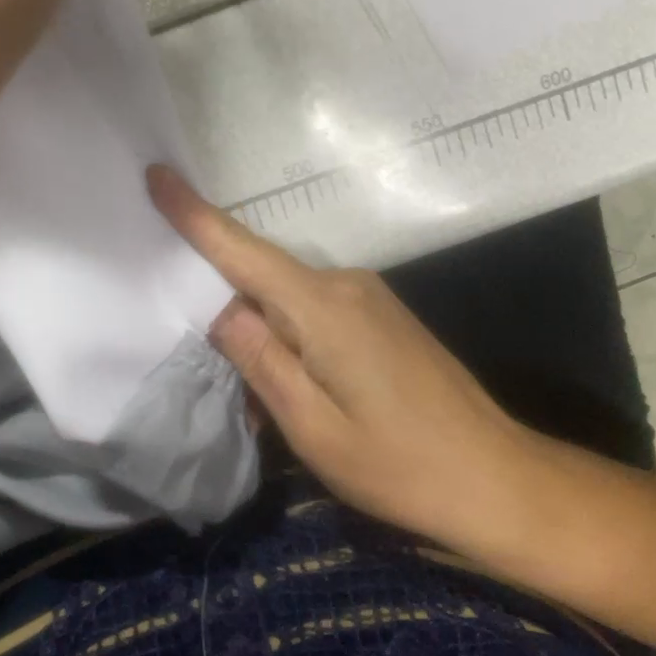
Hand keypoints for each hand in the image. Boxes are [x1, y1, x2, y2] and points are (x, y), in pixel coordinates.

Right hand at [149, 167, 539, 551]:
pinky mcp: (381, 317)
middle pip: (260, 277)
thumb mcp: (313, 428)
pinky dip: (291, 347)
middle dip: (223, 310)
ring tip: (263, 409)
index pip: (243, 251)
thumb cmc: (401, 465)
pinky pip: (314, 317)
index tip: (157, 175)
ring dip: (262, 342)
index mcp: (323, 308)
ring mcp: (368, 298)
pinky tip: (298, 398)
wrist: (499, 480)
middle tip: (206, 363)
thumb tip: (218, 308)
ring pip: (286, 303)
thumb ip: (259, 360)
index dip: (195, 216)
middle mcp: (346, 286)